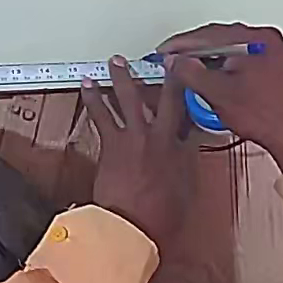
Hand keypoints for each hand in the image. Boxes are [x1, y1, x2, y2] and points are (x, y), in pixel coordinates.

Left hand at [82, 57, 196, 245]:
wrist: (132, 226)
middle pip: (167, 98)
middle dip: (168, 75)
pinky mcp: (112, 142)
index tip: (194, 77)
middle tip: (165, 57)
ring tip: (116, 60)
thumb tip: (189, 146)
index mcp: (183, 150)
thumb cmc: (161, 216)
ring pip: (129, 98)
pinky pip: (101, 114)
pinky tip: (87, 84)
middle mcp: (161, 138)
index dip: (194, 94)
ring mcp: (135, 137)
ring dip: (122, 77)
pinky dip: (93, 98)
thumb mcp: (186, 189)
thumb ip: (187, 162)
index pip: (192, 115)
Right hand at [160, 23, 282, 171]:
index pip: (209, 34)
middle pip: (221, 38)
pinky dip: (223, 64)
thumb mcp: (216, 92)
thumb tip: (174, 60)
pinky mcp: (274, 67)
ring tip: (188, 68)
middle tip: (173, 58)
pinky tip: (211, 75)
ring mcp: (273, 54)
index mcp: (257, 39)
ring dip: (208, 57)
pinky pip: (242, 58)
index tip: (165, 51)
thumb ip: (190, 72)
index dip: (181, 44)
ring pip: (231, 48)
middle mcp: (268, 41)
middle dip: (194, 49)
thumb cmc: (264, 115)